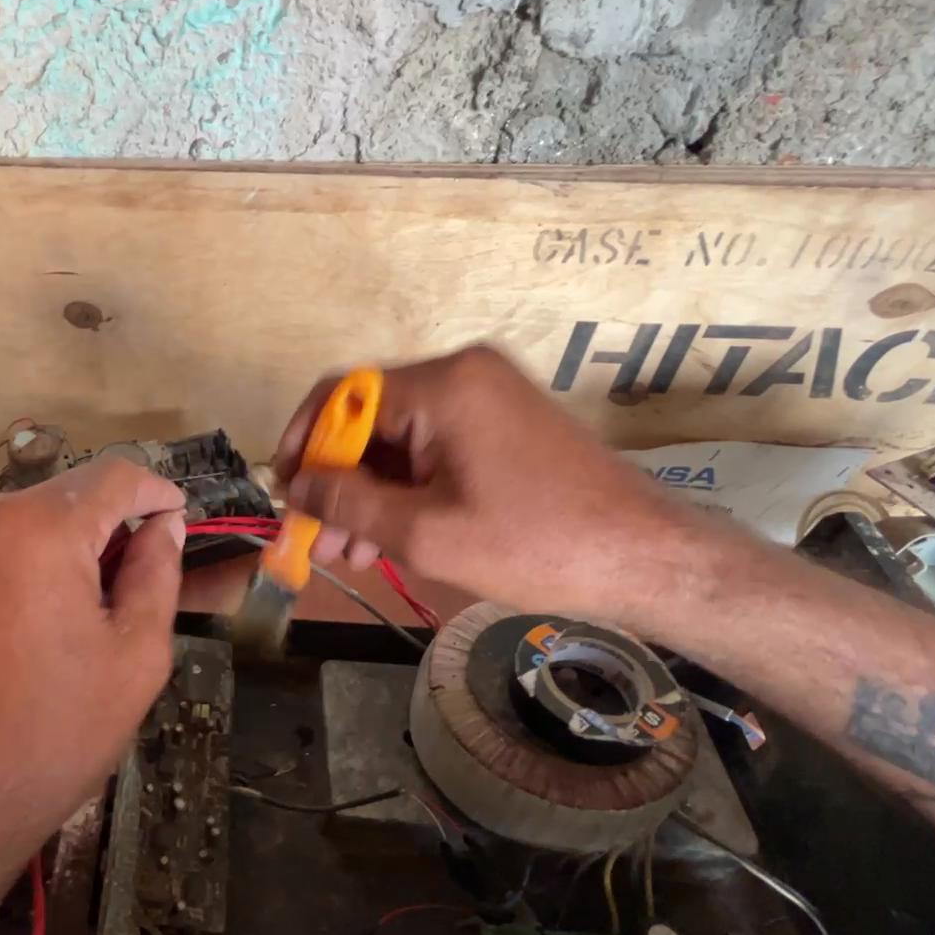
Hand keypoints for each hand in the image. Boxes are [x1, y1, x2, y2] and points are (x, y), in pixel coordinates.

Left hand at [0, 457, 186, 855]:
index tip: (180, 516)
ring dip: (72, 539)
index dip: (156, 490)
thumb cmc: (54, 735)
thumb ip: (156, 573)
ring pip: (32, 514)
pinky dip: (33, 555)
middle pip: (69, 491)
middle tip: (145, 572)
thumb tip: (165, 523)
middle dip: (114, 520)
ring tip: (95, 602)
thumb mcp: (135, 656)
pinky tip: (46, 609)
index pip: (113, 476)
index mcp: (38, 529)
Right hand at [275, 347, 712, 624]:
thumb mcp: (424, 532)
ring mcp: (486, 397)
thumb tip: (293, 484)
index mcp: (443, 386)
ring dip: (366, 494)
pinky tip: (387, 539)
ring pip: (397, 440)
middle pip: (367, 419)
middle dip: (335, 481)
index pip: (340, 396)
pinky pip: (431, 449)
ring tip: (349, 554)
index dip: (302, 444)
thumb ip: (346, 502)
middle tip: (318, 540)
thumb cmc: (535, 546)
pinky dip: (403, 490)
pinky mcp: (501, 424)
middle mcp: (462, 375)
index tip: (286, 495)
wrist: (648, 559)